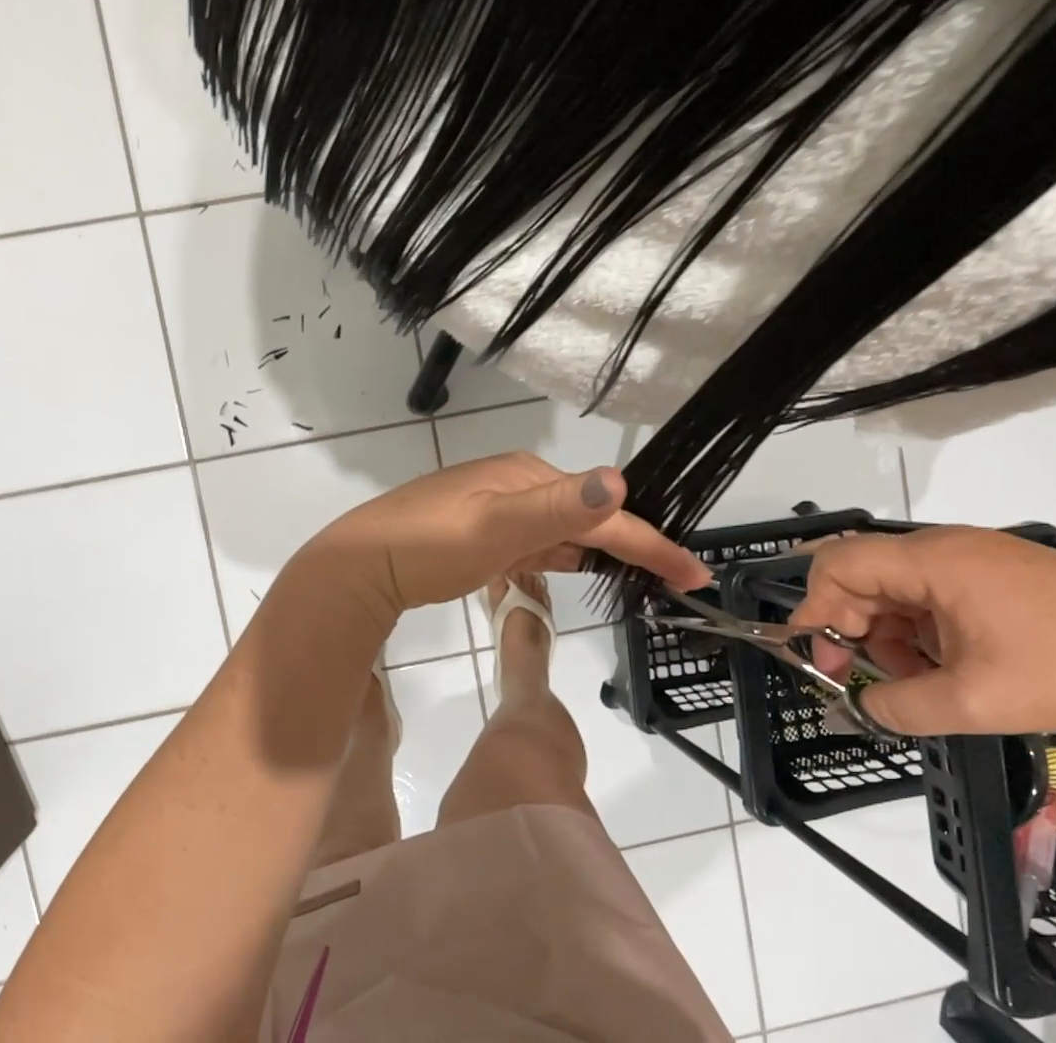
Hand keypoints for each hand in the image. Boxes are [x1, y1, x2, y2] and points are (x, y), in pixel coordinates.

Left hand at [300, 452, 710, 616]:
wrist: (360, 565)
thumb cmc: (428, 546)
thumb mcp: (496, 527)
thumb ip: (559, 508)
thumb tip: (619, 482)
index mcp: (526, 477)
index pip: (603, 511)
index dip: (651, 543)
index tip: (694, 574)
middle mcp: (514, 484)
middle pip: (586, 517)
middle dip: (631, 545)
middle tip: (674, 577)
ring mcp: (493, 508)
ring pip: (560, 531)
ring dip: (597, 551)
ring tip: (637, 576)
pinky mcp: (476, 534)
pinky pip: (533, 543)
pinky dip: (558, 556)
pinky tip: (568, 569)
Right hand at [789, 526, 1055, 746]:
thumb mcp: (972, 702)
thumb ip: (897, 706)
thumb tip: (864, 706)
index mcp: (933, 562)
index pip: (837, 564)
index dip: (814, 609)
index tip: (821, 658)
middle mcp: (948, 549)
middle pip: (863, 576)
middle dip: (850, 628)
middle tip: (862, 678)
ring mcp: (978, 560)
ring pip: (897, 590)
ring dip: (889, 635)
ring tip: (917, 681)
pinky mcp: (1001, 577)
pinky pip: (933, 596)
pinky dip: (923, 631)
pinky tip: (947, 667)